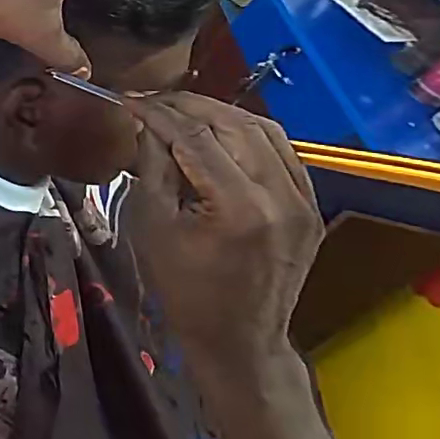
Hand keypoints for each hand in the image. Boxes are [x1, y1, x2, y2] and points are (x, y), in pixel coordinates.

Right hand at [124, 93, 322, 370]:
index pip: (195, 137)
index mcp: (239, 206)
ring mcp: (304, 200)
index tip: (129, 100)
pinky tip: (218, 132)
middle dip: (188, 106)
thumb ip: (152, 168)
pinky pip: (281, 151)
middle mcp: (281, 195)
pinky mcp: (310, 206)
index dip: (158, 113)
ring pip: (263, 130)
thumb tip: (148, 125)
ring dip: (219, 113)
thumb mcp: (151, 226)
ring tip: (181, 110)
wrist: (237, 338)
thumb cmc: (183, 288)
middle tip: (151, 100)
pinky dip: (246, 133)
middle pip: (233, 124)